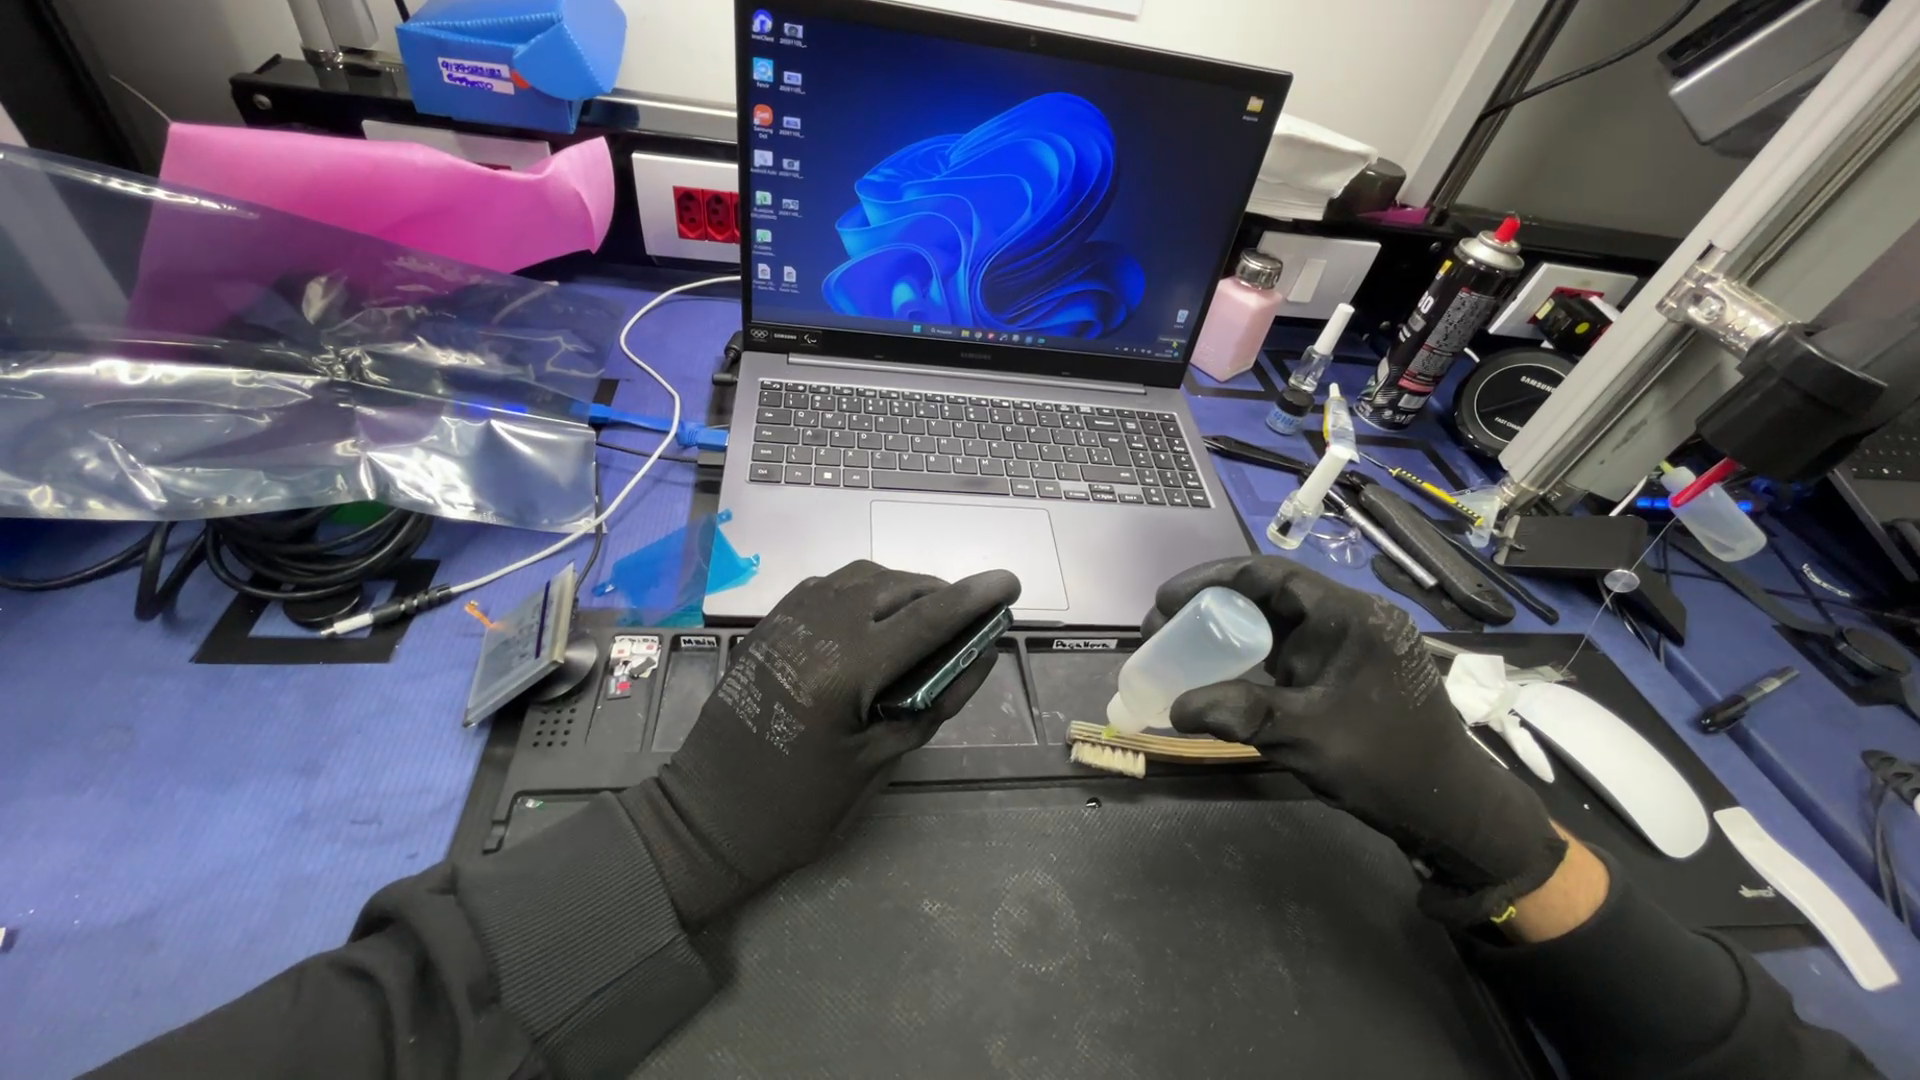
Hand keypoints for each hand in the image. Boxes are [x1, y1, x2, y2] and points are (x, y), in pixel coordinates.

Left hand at [622, 560, 1020, 925]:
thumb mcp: (877, 761)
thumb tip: (976, 658)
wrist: (706, 815)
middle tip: (969, 616)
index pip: (928, 618)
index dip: (975, 598)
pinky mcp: (770, 624)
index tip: (1010, 582)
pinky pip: (828, 586)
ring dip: (902, 587)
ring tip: (926, 616)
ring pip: (861, 577)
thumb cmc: (799, 807)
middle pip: (897, 586)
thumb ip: (933, 703)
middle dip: (941, 593)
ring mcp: (788, 619)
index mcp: (848, 668)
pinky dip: (864, 591)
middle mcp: (818, 627)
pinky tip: (874, 618)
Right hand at [1145, 556, 1565, 925]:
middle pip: (1265, 595)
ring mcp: (1343, 646)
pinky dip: (1242, 657)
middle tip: (1160, 627)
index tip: (1165, 599)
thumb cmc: (1387, 764)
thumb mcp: (1309, 736)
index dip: (1211, 580)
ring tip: (1175, 646)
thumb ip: (1242, 714)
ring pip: (1270, 623)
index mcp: (1349, 617)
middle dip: (1208, 606)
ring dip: (1222, 631)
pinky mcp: (1337, 671)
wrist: (1448, 810)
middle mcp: (1346, 620)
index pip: (1270, 575)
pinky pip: (1281, 651)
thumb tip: (1175, 709)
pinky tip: (1212, 671)